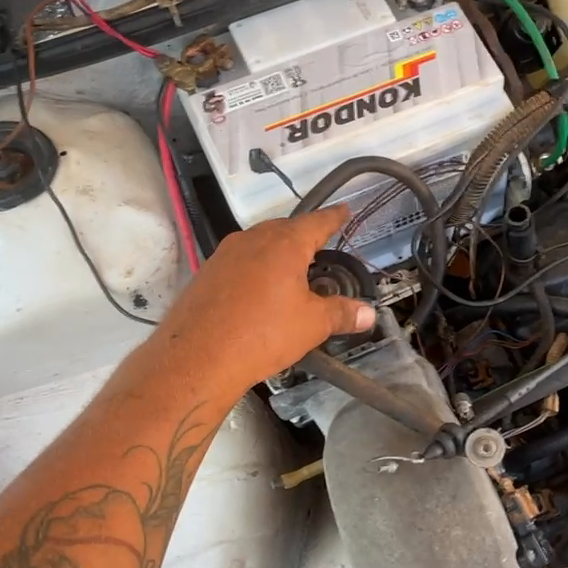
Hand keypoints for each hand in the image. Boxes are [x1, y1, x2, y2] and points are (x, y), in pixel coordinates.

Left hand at [157, 205, 374, 393]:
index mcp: (284, 244)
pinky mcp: (207, 273)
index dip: (334, 217)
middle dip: (304, 237)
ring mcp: (225, 254)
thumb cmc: (264, 334)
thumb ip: (342, 314)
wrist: (198, 357)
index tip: (344, 210)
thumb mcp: (313, 325)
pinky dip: (257, 270)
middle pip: (285, 229)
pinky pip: (241, 262)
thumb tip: (369, 313)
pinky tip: (262, 292)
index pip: (316, 222)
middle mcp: (252, 239)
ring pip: (260, 244)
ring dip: (278, 254)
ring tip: (293, 273)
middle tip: (321, 249)